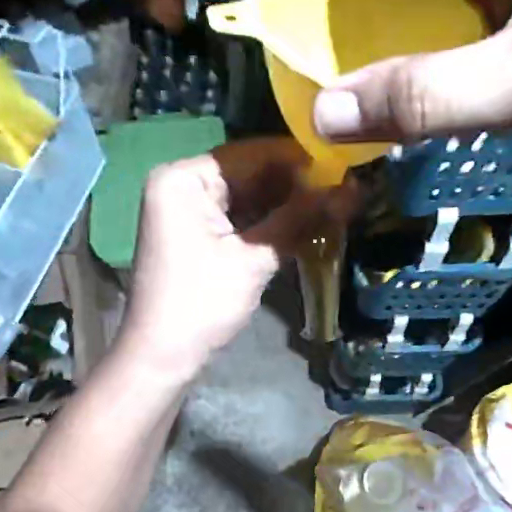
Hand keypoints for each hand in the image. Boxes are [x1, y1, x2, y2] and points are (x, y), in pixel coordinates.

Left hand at [115, 140, 358, 381]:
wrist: (162, 356)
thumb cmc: (202, 304)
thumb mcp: (253, 259)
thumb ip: (299, 219)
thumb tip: (349, 189)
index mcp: (184, 178)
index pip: (251, 154)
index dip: (298, 160)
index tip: (343, 165)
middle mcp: (181, 185)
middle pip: (248, 174)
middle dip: (294, 184)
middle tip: (344, 188)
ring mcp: (185, 211)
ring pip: (246, 197)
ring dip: (285, 205)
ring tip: (334, 206)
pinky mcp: (194, 235)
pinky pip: (236, 218)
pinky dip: (266, 224)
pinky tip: (304, 225)